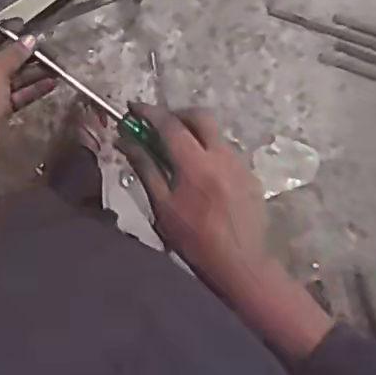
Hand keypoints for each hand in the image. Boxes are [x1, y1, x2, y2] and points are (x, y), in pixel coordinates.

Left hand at [0, 35, 55, 171]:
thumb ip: (15, 53)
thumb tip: (31, 38)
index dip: (10, 33)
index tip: (30, 28)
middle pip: (3, 57)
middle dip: (26, 54)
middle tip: (50, 48)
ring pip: (12, 76)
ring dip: (33, 72)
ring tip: (57, 65)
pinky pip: (16, 93)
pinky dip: (32, 89)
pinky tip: (52, 83)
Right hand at [119, 104, 332, 360]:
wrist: (240, 265)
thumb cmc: (193, 239)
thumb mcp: (161, 205)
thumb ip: (145, 167)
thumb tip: (125, 141)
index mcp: (196, 164)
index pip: (170, 124)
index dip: (149, 112)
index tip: (133, 108)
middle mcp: (221, 157)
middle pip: (200, 116)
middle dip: (176, 114)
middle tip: (158, 125)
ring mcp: (239, 165)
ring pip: (215, 133)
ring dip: (193, 133)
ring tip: (176, 152)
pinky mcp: (250, 176)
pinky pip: (225, 151)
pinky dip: (208, 150)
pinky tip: (198, 172)